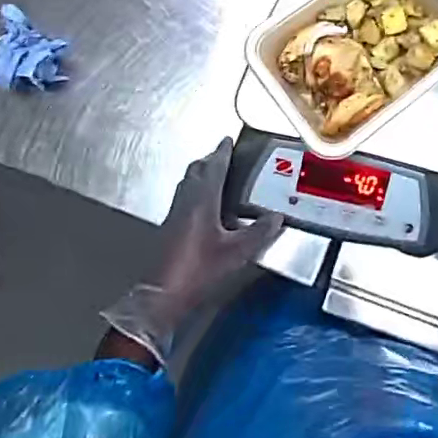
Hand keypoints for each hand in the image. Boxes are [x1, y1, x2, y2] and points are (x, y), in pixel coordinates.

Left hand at [100, 139, 283, 366]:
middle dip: (210, 161)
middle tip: (223, 156)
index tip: (227, 140)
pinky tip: (204, 207)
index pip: (213, 168)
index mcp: (201, 201)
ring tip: (214, 176)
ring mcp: (174, 215)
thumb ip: (258, 234)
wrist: (161, 297)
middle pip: (196, 172)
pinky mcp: (169, 228)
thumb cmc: (198, 271)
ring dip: (200, 175)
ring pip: (187, 184)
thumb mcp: (236, 254)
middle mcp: (185, 202)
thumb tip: (277, 218)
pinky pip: (183, 198)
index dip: (222, 153)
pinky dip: (195, 192)